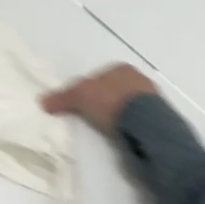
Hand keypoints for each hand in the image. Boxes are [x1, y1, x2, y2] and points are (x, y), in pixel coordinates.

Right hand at [40, 64, 158, 134]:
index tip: (84, 105)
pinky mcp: (162, 117)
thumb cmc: (111, 101)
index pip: (101, 76)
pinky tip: (127, 135)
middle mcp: (138, 78)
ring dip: (122, 114)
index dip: (90, 89)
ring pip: (131, 103)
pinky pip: (143, 119)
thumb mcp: (80, 96)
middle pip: (117, 89)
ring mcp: (153, 97)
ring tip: (112, 130)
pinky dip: (134, 125)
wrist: (146, 124)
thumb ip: (62, 97)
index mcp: (120, 68)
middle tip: (97, 118)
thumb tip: (42, 101)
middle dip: (108, 101)